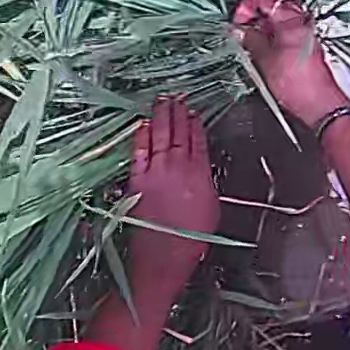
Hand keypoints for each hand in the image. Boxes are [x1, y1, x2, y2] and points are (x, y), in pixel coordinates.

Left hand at [126, 95, 218, 290]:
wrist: (166, 253)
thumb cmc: (192, 237)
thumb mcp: (211, 205)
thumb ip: (205, 181)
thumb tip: (200, 169)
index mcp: (200, 173)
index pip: (198, 139)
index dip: (195, 123)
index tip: (193, 112)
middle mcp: (178, 167)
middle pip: (178, 132)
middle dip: (177, 112)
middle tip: (176, 97)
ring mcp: (156, 171)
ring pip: (160, 136)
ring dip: (161, 116)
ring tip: (161, 101)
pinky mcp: (138, 179)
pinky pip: (139, 151)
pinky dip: (142, 136)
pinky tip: (143, 125)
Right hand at [231, 0, 349, 126]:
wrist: (319, 104)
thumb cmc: (299, 85)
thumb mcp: (264, 61)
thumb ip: (250, 40)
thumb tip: (240, 30)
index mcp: (289, 19)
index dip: (247, 4)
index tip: (238, 20)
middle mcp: (300, 21)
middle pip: (273, 2)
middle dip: (254, 14)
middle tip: (243, 29)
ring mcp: (305, 32)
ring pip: (279, 17)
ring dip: (263, 26)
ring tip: (252, 43)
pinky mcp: (307, 44)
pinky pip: (286, 31)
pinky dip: (273, 36)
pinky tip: (265, 52)